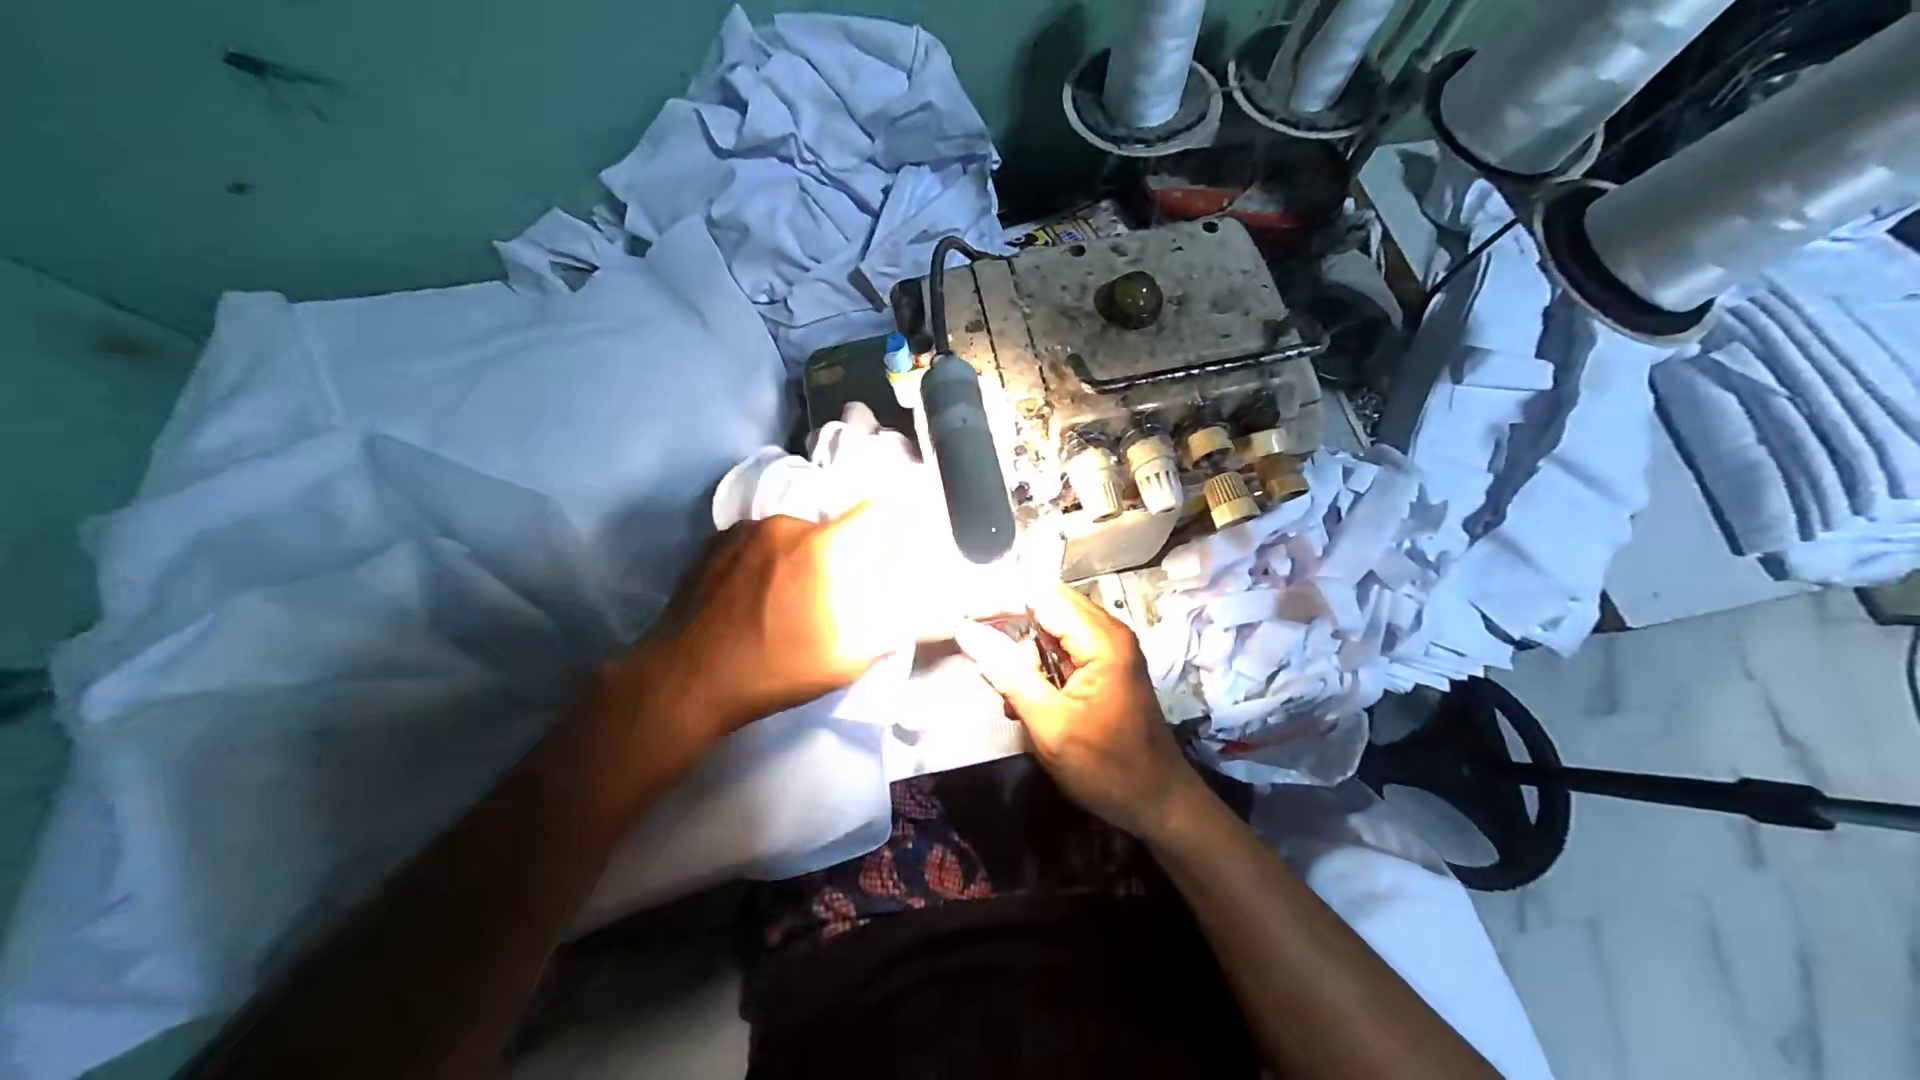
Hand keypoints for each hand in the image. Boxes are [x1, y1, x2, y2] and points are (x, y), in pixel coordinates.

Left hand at [613, 502, 927, 738]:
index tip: (902, 525)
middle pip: (828, 530)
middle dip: (837, 555)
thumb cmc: (771, 671)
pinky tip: (753, 592)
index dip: (893, 518)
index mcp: (819, 549)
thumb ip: (882, 634)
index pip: (873, 514)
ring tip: (785, 596)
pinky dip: (765, 558)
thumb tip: (905, 615)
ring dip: (798, 556)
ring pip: (790, 534)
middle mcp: (783, 526)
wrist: (686, 680)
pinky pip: (757, 540)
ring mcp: (743, 530)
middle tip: (829, 592)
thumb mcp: (843, 664)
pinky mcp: (713, 541)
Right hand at [953, 584, 1201, 839]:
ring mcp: (1110, 649)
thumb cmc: (1107, 767)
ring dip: (1025, 653)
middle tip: (983, 656)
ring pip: (1052, 628)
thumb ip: (1008, 673)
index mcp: (1102, 639)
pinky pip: (1064, 649)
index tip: (965, 619)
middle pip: (1048, 606)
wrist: (1159, 803)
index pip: (1041, 596)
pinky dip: (1040, 667)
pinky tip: (1028, 700)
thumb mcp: (1050, 724)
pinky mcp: (1106, 666)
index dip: (1001, 602)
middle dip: (1010, 626)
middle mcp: (1109, 632)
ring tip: (1011, 696)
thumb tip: (967, 631)